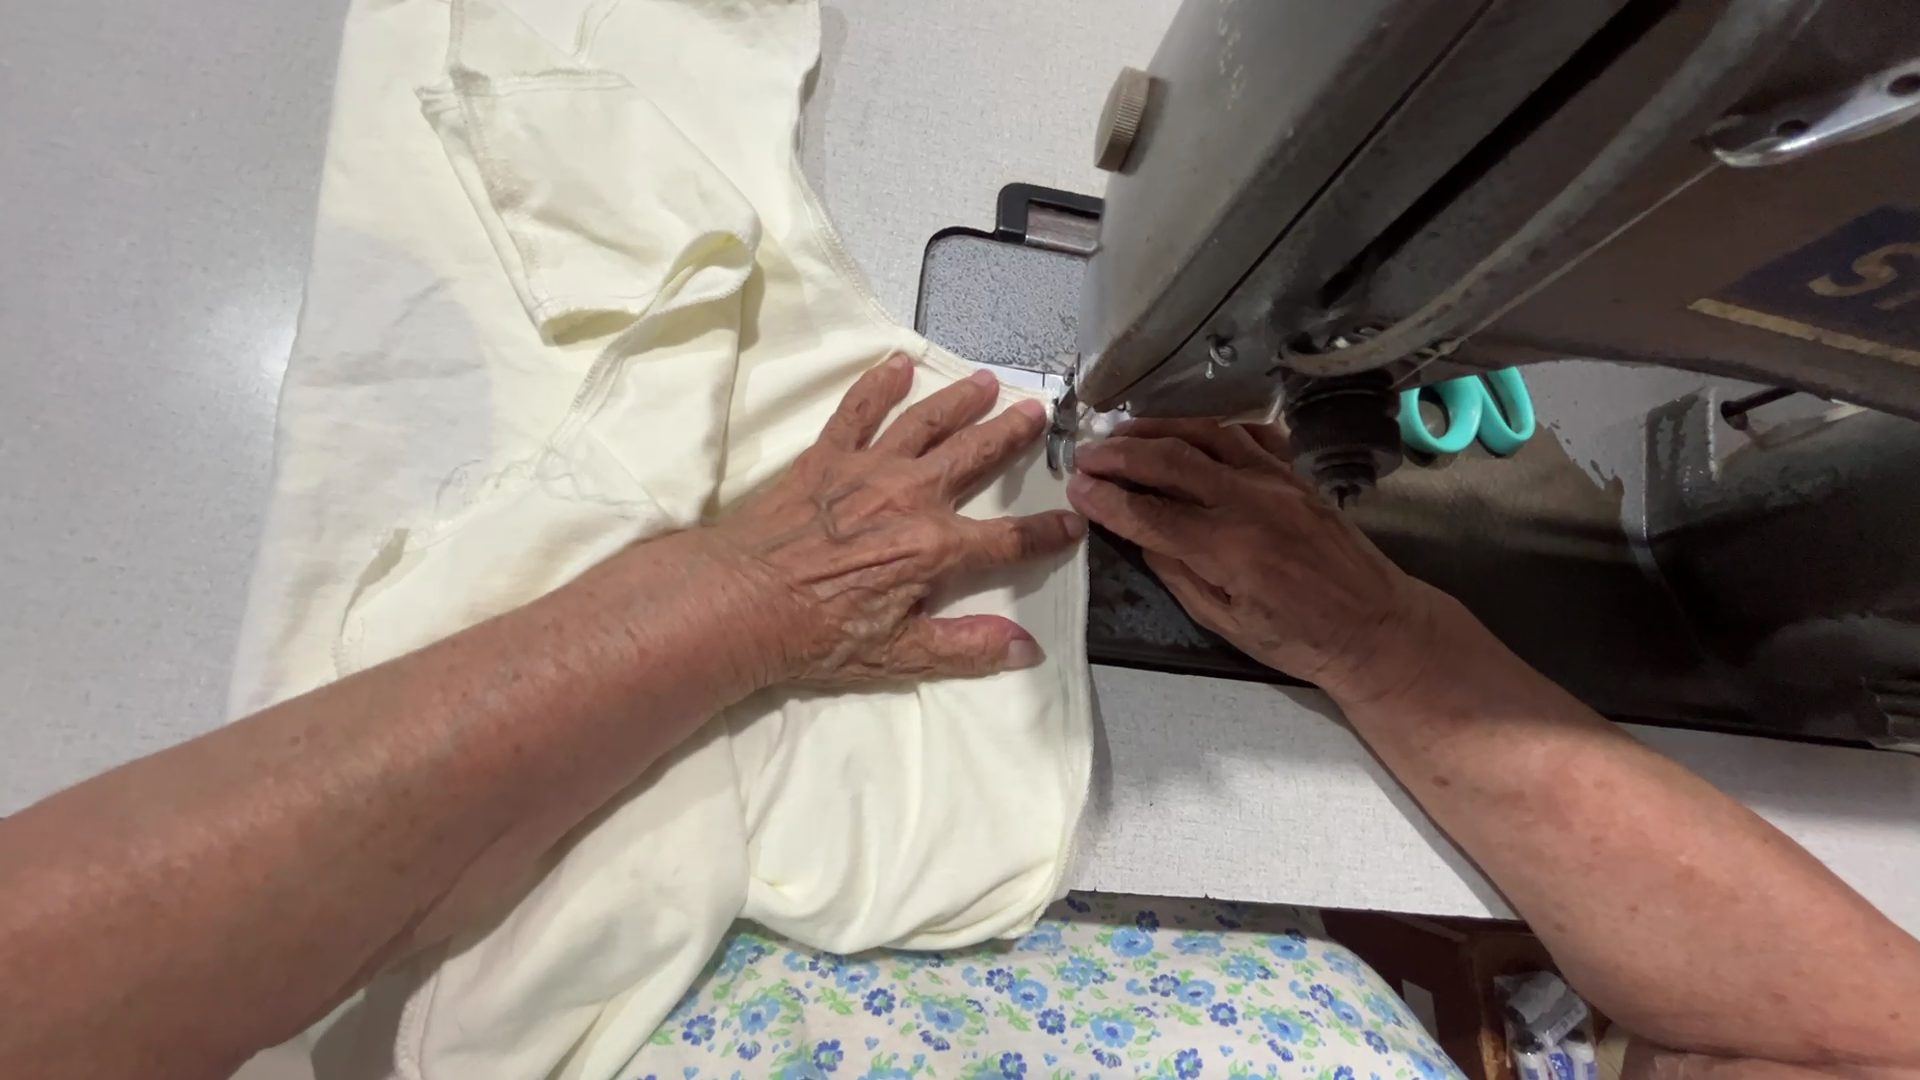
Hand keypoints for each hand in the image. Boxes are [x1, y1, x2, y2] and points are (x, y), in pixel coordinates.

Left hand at [705, 354, 1084, 686]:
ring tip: (985, 382)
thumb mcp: (900, 655)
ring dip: (960, 401)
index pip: (1008, 539)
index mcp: (934, 547)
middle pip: (974, 457)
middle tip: (1036, 410)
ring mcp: (868, 469)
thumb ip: (967, 647)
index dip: (1046, 534)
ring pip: (926, 423)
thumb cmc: (818, 633)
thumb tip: (1026, 647)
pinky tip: (898, 363)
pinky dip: (879, 385)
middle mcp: (911, 496)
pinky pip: (858, 411)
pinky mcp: (827, 456)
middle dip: (1011, 434)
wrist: (739, 600)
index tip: (1073, 524)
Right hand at [1066, 418, 1444, 703]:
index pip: (1150, 514)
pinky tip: (1188, 433)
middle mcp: (1252, 503)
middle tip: (1086, 454)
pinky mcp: (1295, 474)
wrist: (1377, 627)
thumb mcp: (1223, 621)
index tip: (1075, 487)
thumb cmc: (1298, 638)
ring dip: (1158, 429)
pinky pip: (1248, 435)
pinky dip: (1211, 428)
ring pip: (1207, 435)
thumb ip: (1176, 571)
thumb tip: (1138, 534)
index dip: (1106, 499)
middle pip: (1172, 461)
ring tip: (1123, 432)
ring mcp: (1278, 481)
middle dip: (1120, 454)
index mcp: (1230, 550)